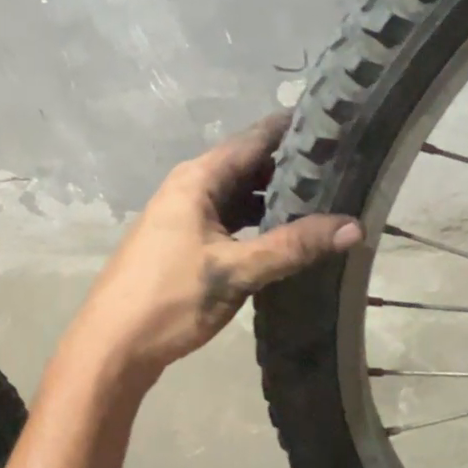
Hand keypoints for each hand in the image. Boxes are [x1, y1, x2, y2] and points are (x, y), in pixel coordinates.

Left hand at [62, 114, 361, 379]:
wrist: (112, 345)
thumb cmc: (169, 298)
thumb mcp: (236, 271)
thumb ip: (293, 247)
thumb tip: (355, 226)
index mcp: (198, 178)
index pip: (254, 137)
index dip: (293, 128)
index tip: (338, 121)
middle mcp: (191, 186)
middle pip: (249, 163)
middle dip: (292, 164)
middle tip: (346, 164)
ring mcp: (186, 214)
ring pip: (240, 193)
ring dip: (277, 196)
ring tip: (328, 198)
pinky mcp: (186, 241)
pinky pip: (230, 217)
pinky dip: (259, 220)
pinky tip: (288, 235)